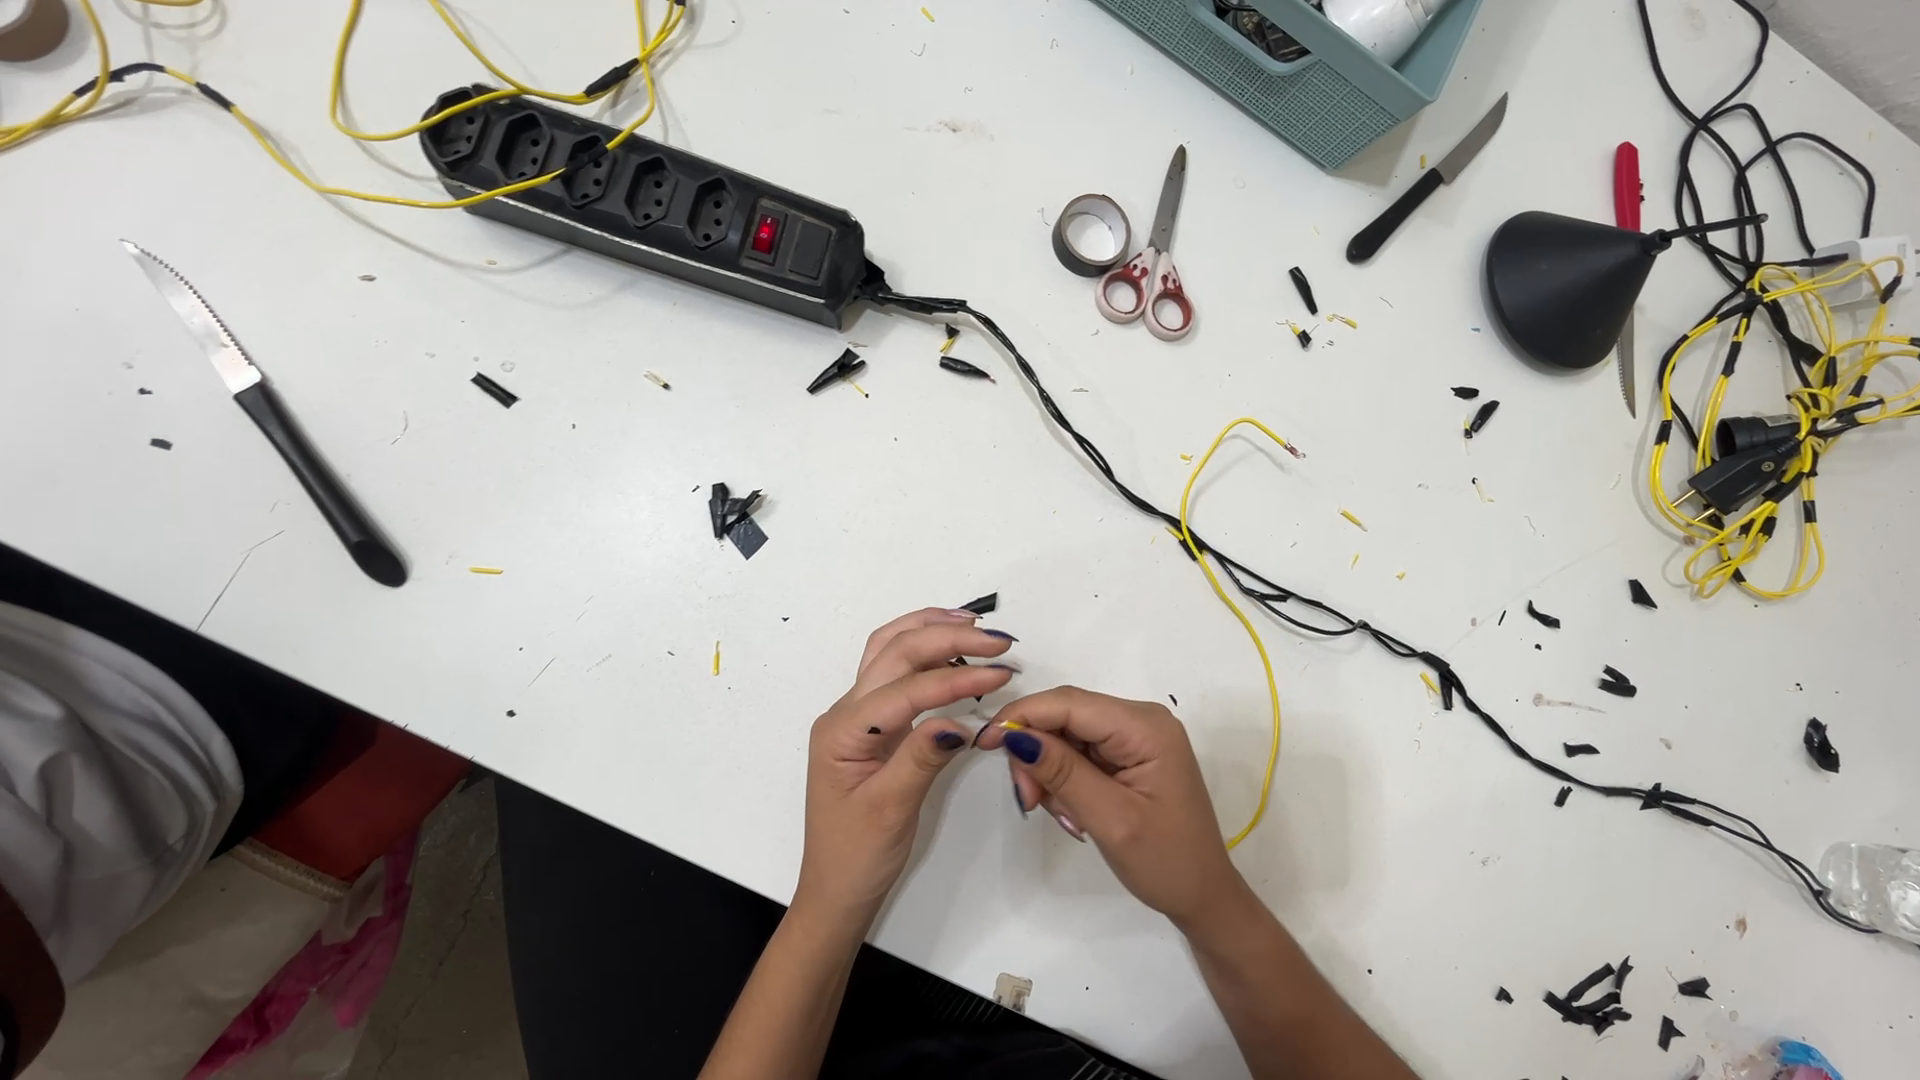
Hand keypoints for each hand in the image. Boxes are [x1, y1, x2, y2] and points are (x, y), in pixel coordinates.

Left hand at [794, 608, 1017, 923]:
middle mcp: (845, 712)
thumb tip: (959, 719)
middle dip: (946, 638)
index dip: (955, 679)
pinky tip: (952, 651)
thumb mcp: (891, 811)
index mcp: (843, 731)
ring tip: (974, 626)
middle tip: (999, 642)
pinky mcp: (872, 724)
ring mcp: (857, 715)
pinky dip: (923, 651)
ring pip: (888, 651)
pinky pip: (894, 672)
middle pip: (894, 653)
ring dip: (929, 631)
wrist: (836, 888)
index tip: (1001, 674)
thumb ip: (921, 759)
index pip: (905, 690)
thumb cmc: (858, 855)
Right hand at [976, 687, 1249, 929]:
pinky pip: (1078, 753)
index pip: (1069, 703)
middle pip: (1064, 717)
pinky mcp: (1127, 755)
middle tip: (1029, 802)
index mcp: (1145, 727)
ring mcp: (1134, 737)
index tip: (985, 745)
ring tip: (1065, 818)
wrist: (1204, 896)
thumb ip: (1062, 772)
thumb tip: (1015, 735)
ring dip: (1050, 773)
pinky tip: (1074, 813)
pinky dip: (1064, 780)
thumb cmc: (1166, 861)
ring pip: (1065, 736)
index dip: (1022, 716)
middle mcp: (1140, 720)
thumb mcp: (1110, 819)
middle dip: (1037, 754)